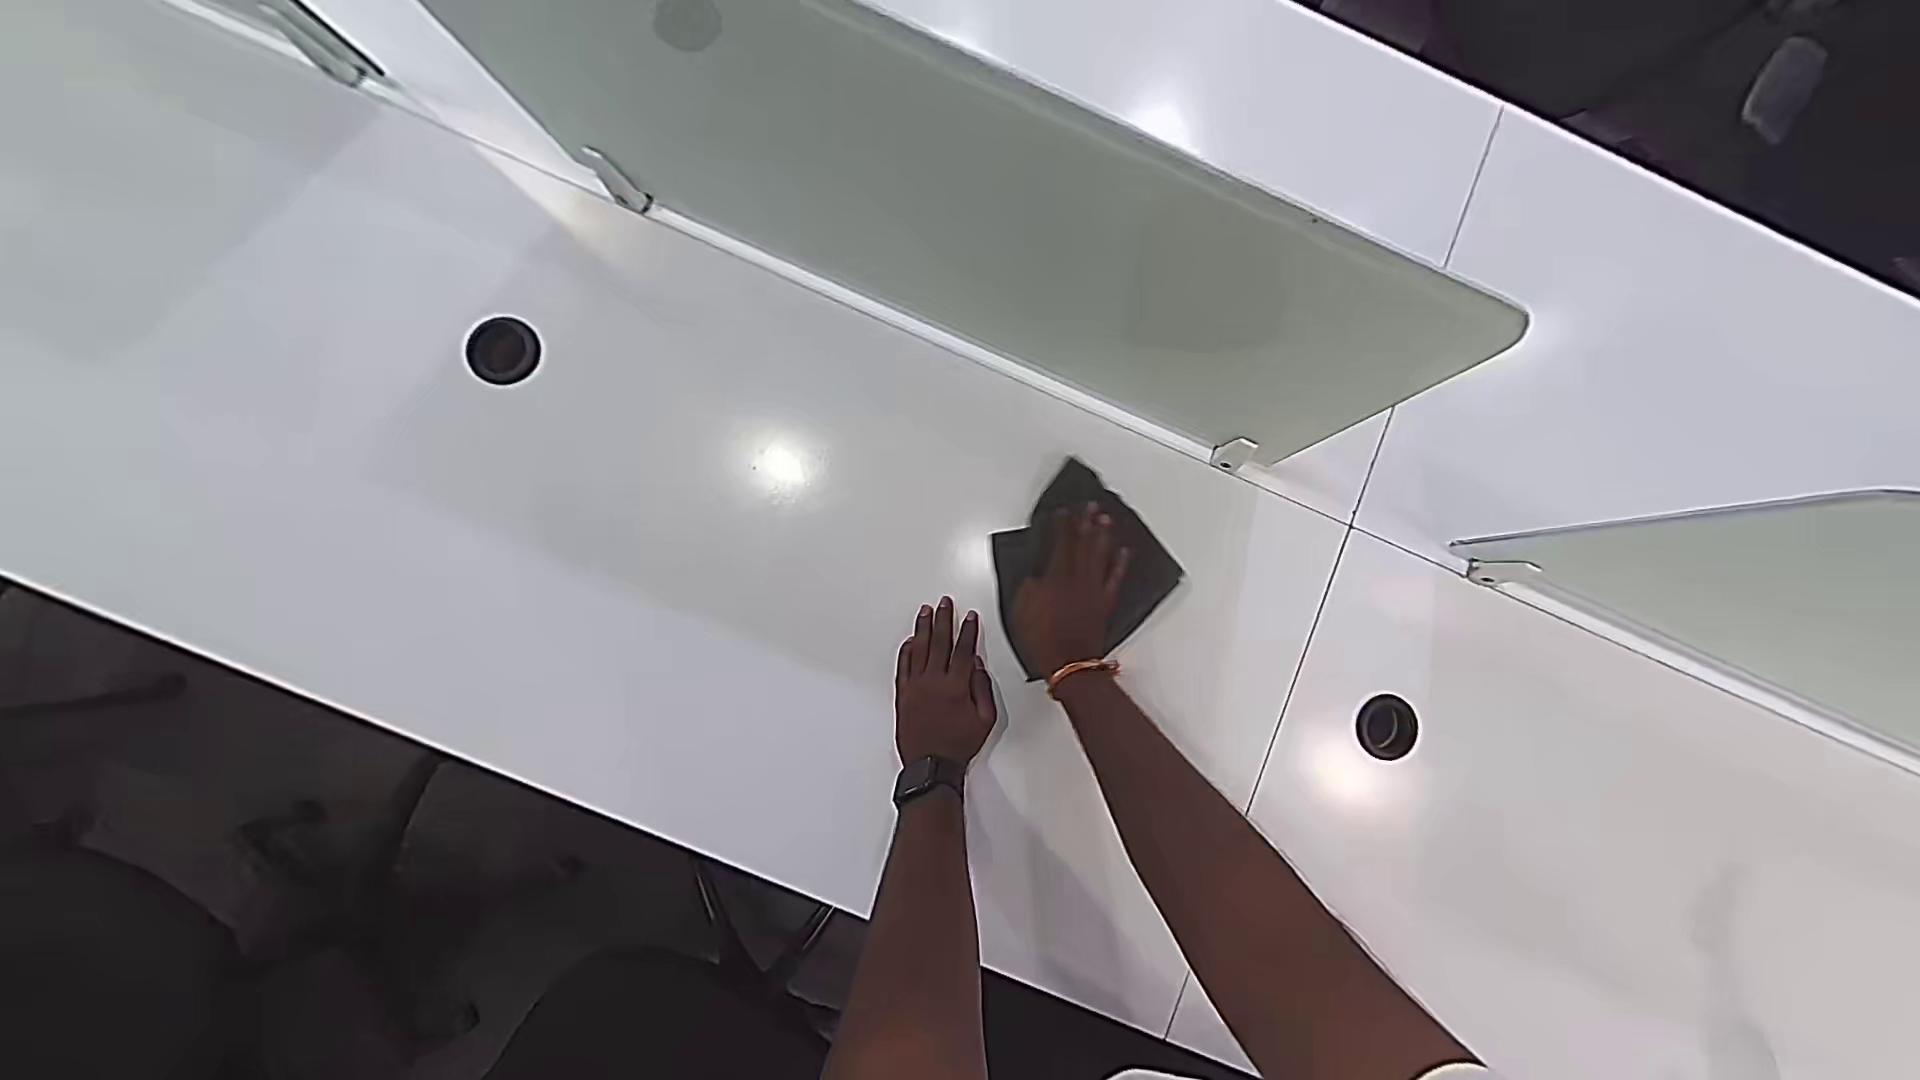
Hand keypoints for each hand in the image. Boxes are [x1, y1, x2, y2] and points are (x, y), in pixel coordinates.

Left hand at [895, 597, 997, 765]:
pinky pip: (903, 665)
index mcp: (956, 686)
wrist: (930, 766)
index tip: (970, 617)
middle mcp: (934, 682)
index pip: (964, 649)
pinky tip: (910, 640)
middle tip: (945, 603)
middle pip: (939, 641)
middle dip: (944, 619)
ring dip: (923, 627)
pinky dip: (906, 650)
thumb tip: (978, 667)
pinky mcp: (903, 694)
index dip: (968, 631)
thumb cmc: (958, 746)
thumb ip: (982, 689)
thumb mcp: (985, 719)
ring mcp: (916, 686)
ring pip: (919, 649)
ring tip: (926, 612)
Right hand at [1011, 504, 1130, 676]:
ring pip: (1100, 554)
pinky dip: (1120, 562)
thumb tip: (1035, 573)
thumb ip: (1029, 585)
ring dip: (1103, 535)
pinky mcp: (1104, 602)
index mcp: (1055, 577)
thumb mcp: (1022, 608)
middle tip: (1090, 505)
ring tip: (1105, 519)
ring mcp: (1093, 589)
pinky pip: (1115, 577)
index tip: (1064, 511)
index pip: (1059, 542)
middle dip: (1086, 522)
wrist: (1068, 661)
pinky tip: (1123, 551)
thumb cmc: (1043, 638)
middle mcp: (1077, 578)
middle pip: (1082, 543)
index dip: (1062, 525)